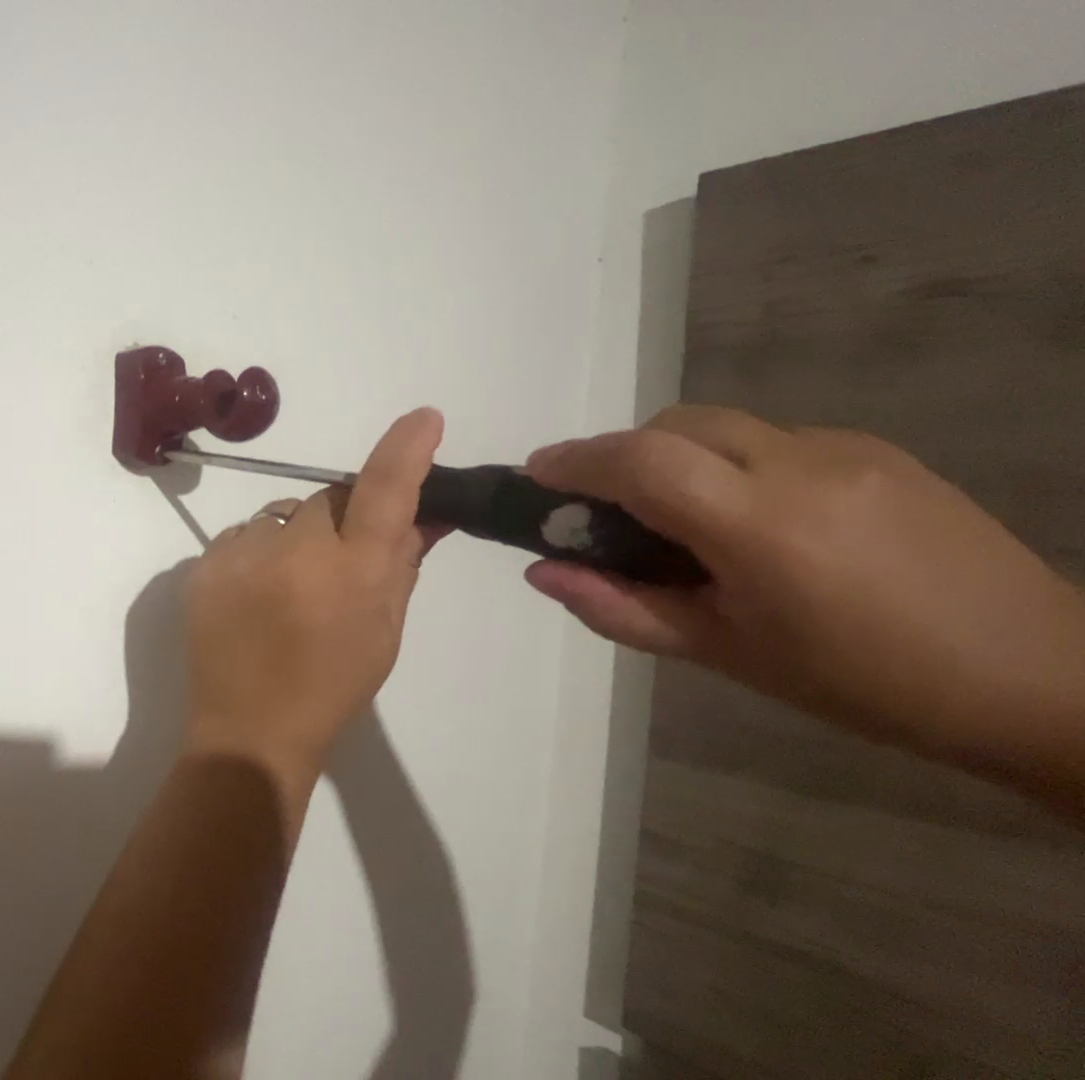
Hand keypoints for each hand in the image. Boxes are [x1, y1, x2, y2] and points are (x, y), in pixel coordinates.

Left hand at [183, 408, 446, 789]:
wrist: (249, 730)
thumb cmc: (331, 687)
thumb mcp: (384, 630)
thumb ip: (401, 563)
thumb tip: (424, 515)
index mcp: (352, 571)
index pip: (384, 489)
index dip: (406, 448)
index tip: (423, 420)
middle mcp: (295, 550)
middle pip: (327, 500)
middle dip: (342, 519)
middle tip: (341, 561)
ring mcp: (242, 556)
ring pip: (281, 518)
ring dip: (295, 538)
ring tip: (290, 590)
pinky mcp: (204, 567)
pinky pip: (244, 537)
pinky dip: (258, 554)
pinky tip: (258, 596)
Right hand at [523, 405, 1084, 764]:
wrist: (1035, 675)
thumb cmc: (859, 682)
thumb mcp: (723, 654)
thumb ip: (621, 608)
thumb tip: (542, 572)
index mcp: (759, 525)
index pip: (641, 461)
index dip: (576, 460)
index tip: (534, 476)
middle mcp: (800, 465)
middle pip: (675, 425)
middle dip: (620, 454)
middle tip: (599, 508)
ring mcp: (846, 450)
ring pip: (722, 427)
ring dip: (674, 457)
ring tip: (679, 524)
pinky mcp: (878, 451)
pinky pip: (772, 440)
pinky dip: (730, 465)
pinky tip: (752, 523)